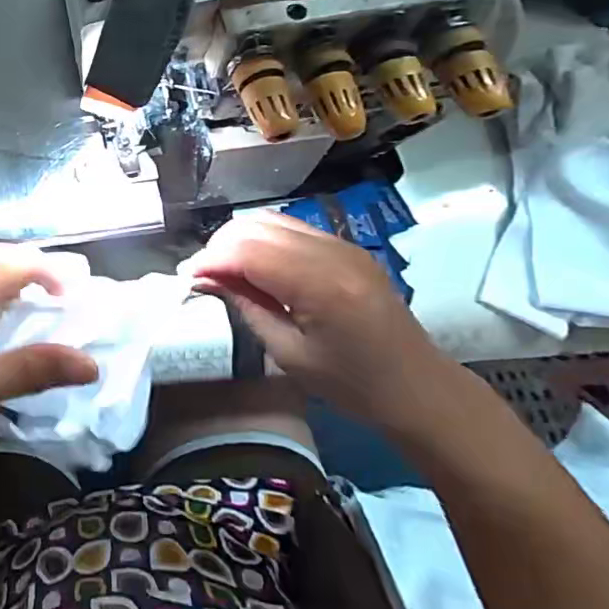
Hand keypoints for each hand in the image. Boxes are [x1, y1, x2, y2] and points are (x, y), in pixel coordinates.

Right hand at [180, 210, 467, 437]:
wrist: (420, 388)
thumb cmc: (353, 385)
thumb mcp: (288, 354)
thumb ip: (246, 306)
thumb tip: (207, 279)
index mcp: (320, 285)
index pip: (247, 251)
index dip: (211, 260)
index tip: (188, 278)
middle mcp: (332, 252)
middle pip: (255, 227)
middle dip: (220, 246)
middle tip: (204, 275)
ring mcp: (342, 245)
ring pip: (271, 220)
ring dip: (240, 239)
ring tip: (225, 269)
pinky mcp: (346, 246)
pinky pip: (291, 228)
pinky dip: (263, 240)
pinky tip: (255, 265)